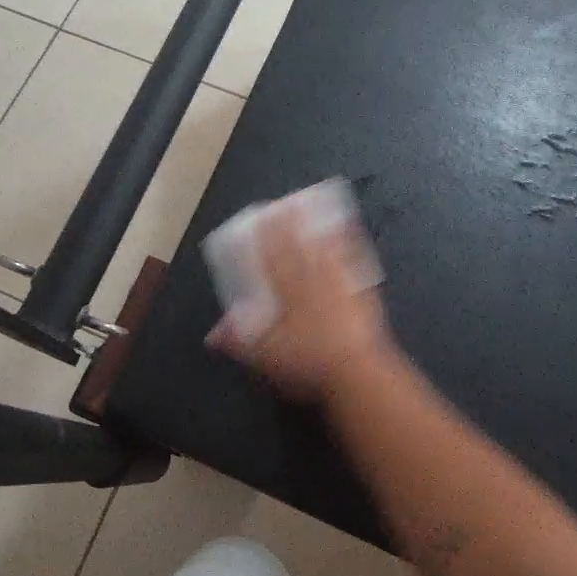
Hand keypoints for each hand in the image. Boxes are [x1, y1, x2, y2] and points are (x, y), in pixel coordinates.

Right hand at [205, 202, 396, 402]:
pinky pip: (356, 260)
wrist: (358, 371)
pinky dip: (352, 244)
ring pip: (329, 247)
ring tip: (317, 211)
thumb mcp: (265, 355)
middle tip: (287, 204)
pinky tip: (353, 234)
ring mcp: (342, 282)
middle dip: (293, 223)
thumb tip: (212, 335)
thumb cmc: (308, 362)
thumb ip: (238, 340)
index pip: (276, 254)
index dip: (269, 233)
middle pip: (302, 244)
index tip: (263, 214)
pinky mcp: (364, 292)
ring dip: (321, 228)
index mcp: (290, 289)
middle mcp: (315, 278)